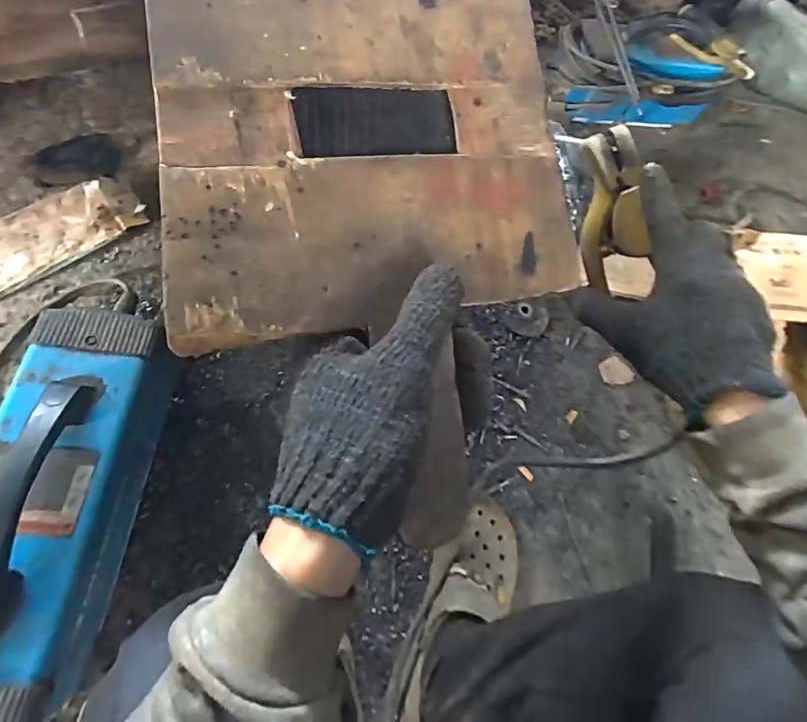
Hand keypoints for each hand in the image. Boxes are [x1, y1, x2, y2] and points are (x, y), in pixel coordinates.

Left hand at [268, 264, 464, 561]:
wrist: (332, 536)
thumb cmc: (363, 441)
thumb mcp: (401, 371)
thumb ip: (425, 317)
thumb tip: (446, 270)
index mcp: (329, 341)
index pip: (382, 301)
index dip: (425, 305)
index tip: (458, 323)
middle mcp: (336, 364)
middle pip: (404, 337)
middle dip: (451, 353)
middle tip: (477, 372)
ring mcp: (350, 401)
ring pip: (412, 371)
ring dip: (452, 382)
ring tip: (476, 411)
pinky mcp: (365, 431)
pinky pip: (409, 402)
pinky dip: (437, 406)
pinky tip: (463, 423)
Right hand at [572, 165, 786, 424]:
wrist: (733, 394)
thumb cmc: (674, 352)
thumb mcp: (627, 334)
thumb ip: (597, 310)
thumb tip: (573, 297)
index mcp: (682, 262)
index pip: (664, 216)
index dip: (655, 192)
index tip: (653, 169)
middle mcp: (715, 266)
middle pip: (700, 234)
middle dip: (683, 232)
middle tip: (664, 244)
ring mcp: (742, 289)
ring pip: (719, 262)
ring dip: (701, 264)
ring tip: (683, 286)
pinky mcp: (758, 313)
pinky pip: (734, 290)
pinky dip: (717, 294)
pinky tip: (706, 318)